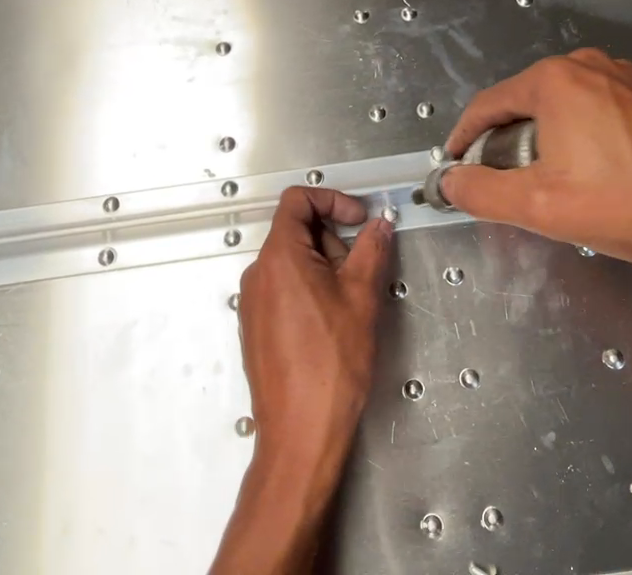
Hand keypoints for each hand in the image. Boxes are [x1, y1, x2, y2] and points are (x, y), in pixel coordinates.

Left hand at [212, 188, 391, 574]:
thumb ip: (371, 250)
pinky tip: (332, 321)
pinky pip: (283, 287)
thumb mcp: (362, 297)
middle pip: (295, 230)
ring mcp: (254, 301)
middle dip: (333, 238)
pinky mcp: (257, 325)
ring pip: (291, 260)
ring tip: (349, 302)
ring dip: (324, 265)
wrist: (301, 431)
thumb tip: (378, 226)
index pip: (297, 200)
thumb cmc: (329, 369)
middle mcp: (258, 274)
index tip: (357, 217)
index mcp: (279, 258)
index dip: (332, 200)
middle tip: (360, 267)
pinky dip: (310, 288)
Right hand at [439, 49, 631, 265]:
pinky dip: (585, 136)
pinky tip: (601, 172)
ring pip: (565, 107)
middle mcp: (589, 65)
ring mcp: (628, 75)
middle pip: (525, 103)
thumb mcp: (544, 207)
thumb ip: (482, 193)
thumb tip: (449, 181)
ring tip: (556, 184)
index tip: (455, 166)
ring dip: (548, 140)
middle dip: (507, 143)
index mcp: (554, 80)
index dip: (464, 139)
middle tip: (508, 185)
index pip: (487, 105)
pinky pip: (600, 110)